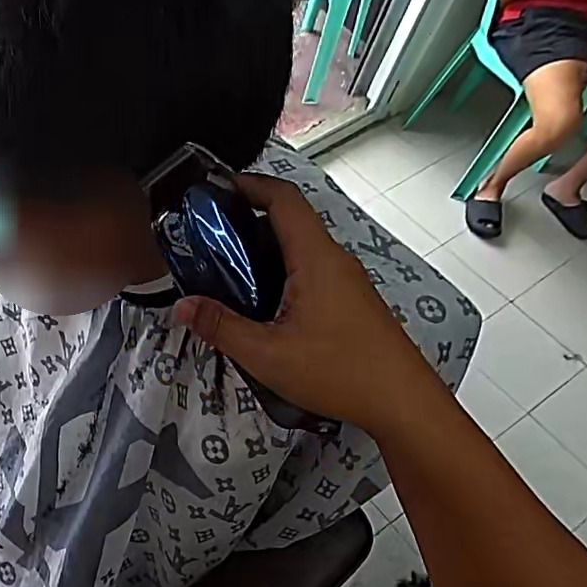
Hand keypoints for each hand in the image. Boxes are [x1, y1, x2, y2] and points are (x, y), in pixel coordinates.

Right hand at [172, 174, 446, 435]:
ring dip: (263, 255)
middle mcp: (334, 260)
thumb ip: (221, 327)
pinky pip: (310, 273)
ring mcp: (346, 280)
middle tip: (211, 244)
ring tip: (229, 278)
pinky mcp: (350, 301)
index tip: (217, 190)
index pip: (284, 198)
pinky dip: (281, 277)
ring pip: (299, 251)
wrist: (401, 402)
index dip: (249, 184)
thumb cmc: (341, 373)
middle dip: (247, 224)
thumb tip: (185, 307)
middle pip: (288, 222)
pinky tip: (263, 310)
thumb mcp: (267, 355)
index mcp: (315, 259)